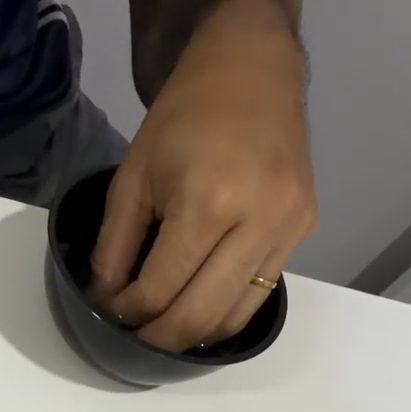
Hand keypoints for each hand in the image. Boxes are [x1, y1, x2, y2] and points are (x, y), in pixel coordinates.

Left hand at [92, 0, 315, 351]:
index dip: (126, 312)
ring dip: (191, 336)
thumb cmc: (182, 121)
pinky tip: (197, 311)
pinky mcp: (303, 231)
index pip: (159, 291)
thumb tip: (106, 302)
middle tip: (133, 335)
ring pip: (233, 317)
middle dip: (157, 338)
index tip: (110, 310)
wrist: (250, 73)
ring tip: (161, 329)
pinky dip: (223, 315)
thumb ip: (112, 249)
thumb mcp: (130, 181)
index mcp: (209, 202)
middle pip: (199, 316)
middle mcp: (259, 221)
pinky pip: (259, 297)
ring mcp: (288, 228)